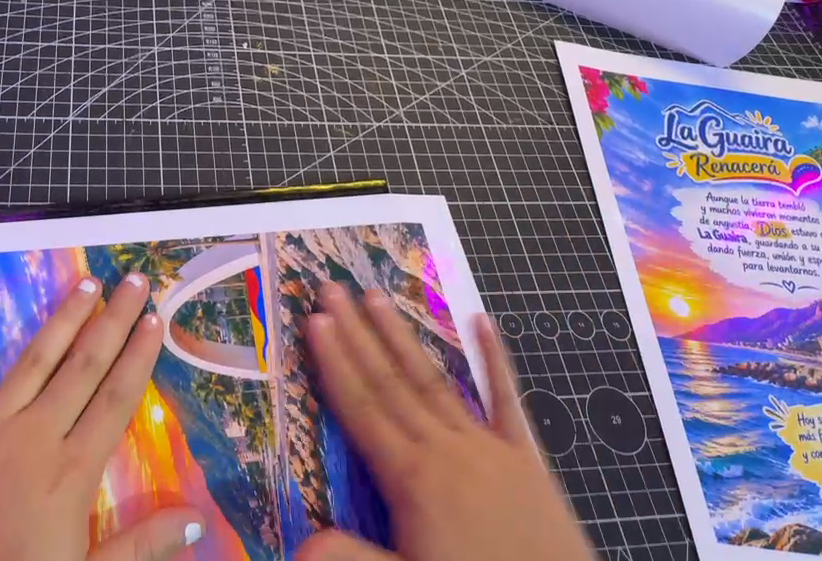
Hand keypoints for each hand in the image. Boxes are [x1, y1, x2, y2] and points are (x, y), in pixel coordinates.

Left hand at [0, 273, 203, 560]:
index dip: (139, 356)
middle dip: (113, 321)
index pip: (116, 399)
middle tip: (134, 281)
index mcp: (71, 474)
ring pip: (36, 357)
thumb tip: (199, 519)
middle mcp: (34, 436)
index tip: (156, 319)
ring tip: (89, 282)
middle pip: (84, 367)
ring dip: (65, 317)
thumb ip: (140, 546)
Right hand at [298, 285, 597, 560]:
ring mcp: (486, 447)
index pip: (362, 408)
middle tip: (331, 288)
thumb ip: (352, 560)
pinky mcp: (524, 457)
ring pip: (432, 381)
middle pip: (390, 381)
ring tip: (376, 295)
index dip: (335, 363)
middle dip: (357, 333)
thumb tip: (297, 542)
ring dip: (400, 337)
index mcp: (412, 479)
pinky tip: (484, 321)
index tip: (316, 320)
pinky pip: (506, 400)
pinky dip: (495, 359)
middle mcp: (444, 449)